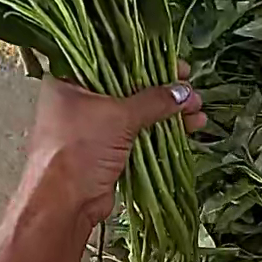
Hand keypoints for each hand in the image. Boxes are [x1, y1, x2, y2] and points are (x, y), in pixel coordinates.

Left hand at [19, 75, 205, 227]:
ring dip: (170, 113)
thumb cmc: (78, 149)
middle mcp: (83, 99)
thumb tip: (184, 92)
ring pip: (140, 112)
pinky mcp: (110, 150)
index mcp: (71, 80)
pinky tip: (189, 128)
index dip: (149, 59)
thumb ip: (153, 101)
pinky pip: (142, 134)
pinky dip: (164, 131)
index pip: (114, 58)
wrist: (64, 202)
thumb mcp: (118, 116)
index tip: (177, 66)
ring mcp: (97, 126)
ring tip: (198, 113)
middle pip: (132, 86)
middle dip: (166, 90)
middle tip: (193, 91)